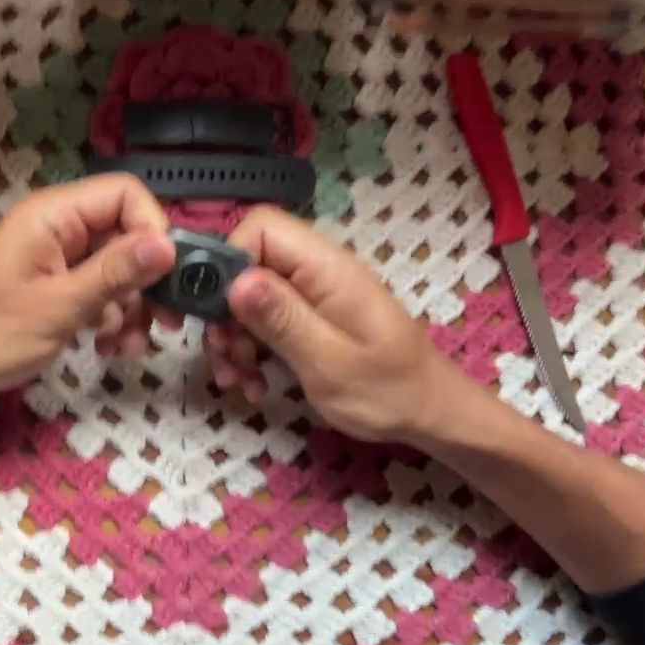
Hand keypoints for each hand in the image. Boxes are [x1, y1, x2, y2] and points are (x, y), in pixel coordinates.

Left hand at [0, 174, 177, 407]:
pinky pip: (98, 291)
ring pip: (117, 269)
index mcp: (52, 216)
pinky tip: (109, 349)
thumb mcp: (59, 307)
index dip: (152, 230)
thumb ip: (114, 274)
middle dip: (147, 280)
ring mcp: (56, 258)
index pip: (125, 194)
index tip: (165, 277)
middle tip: (166, 323)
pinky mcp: (54, 286)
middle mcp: (57, 228)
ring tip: (129, 347)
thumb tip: (168, 245)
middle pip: (126, 234)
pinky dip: (110, 318)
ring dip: (131, 308)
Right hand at [206, 207, 473, 443]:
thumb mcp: (329, 361)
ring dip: (234, 340)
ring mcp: (312, 296)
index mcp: (326, 269)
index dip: (227, 262)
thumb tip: (234, 281)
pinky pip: (265, 322)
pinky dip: (251, 352)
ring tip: (238, 380)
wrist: (428, 415)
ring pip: (249, 298)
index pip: (261, 229)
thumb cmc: (386, 391)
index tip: (216, 313)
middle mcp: (316, 272)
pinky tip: (254, 384)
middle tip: (224, 358)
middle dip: (225, 313)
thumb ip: (282, 319)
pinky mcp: (309, 320)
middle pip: (247, 266)